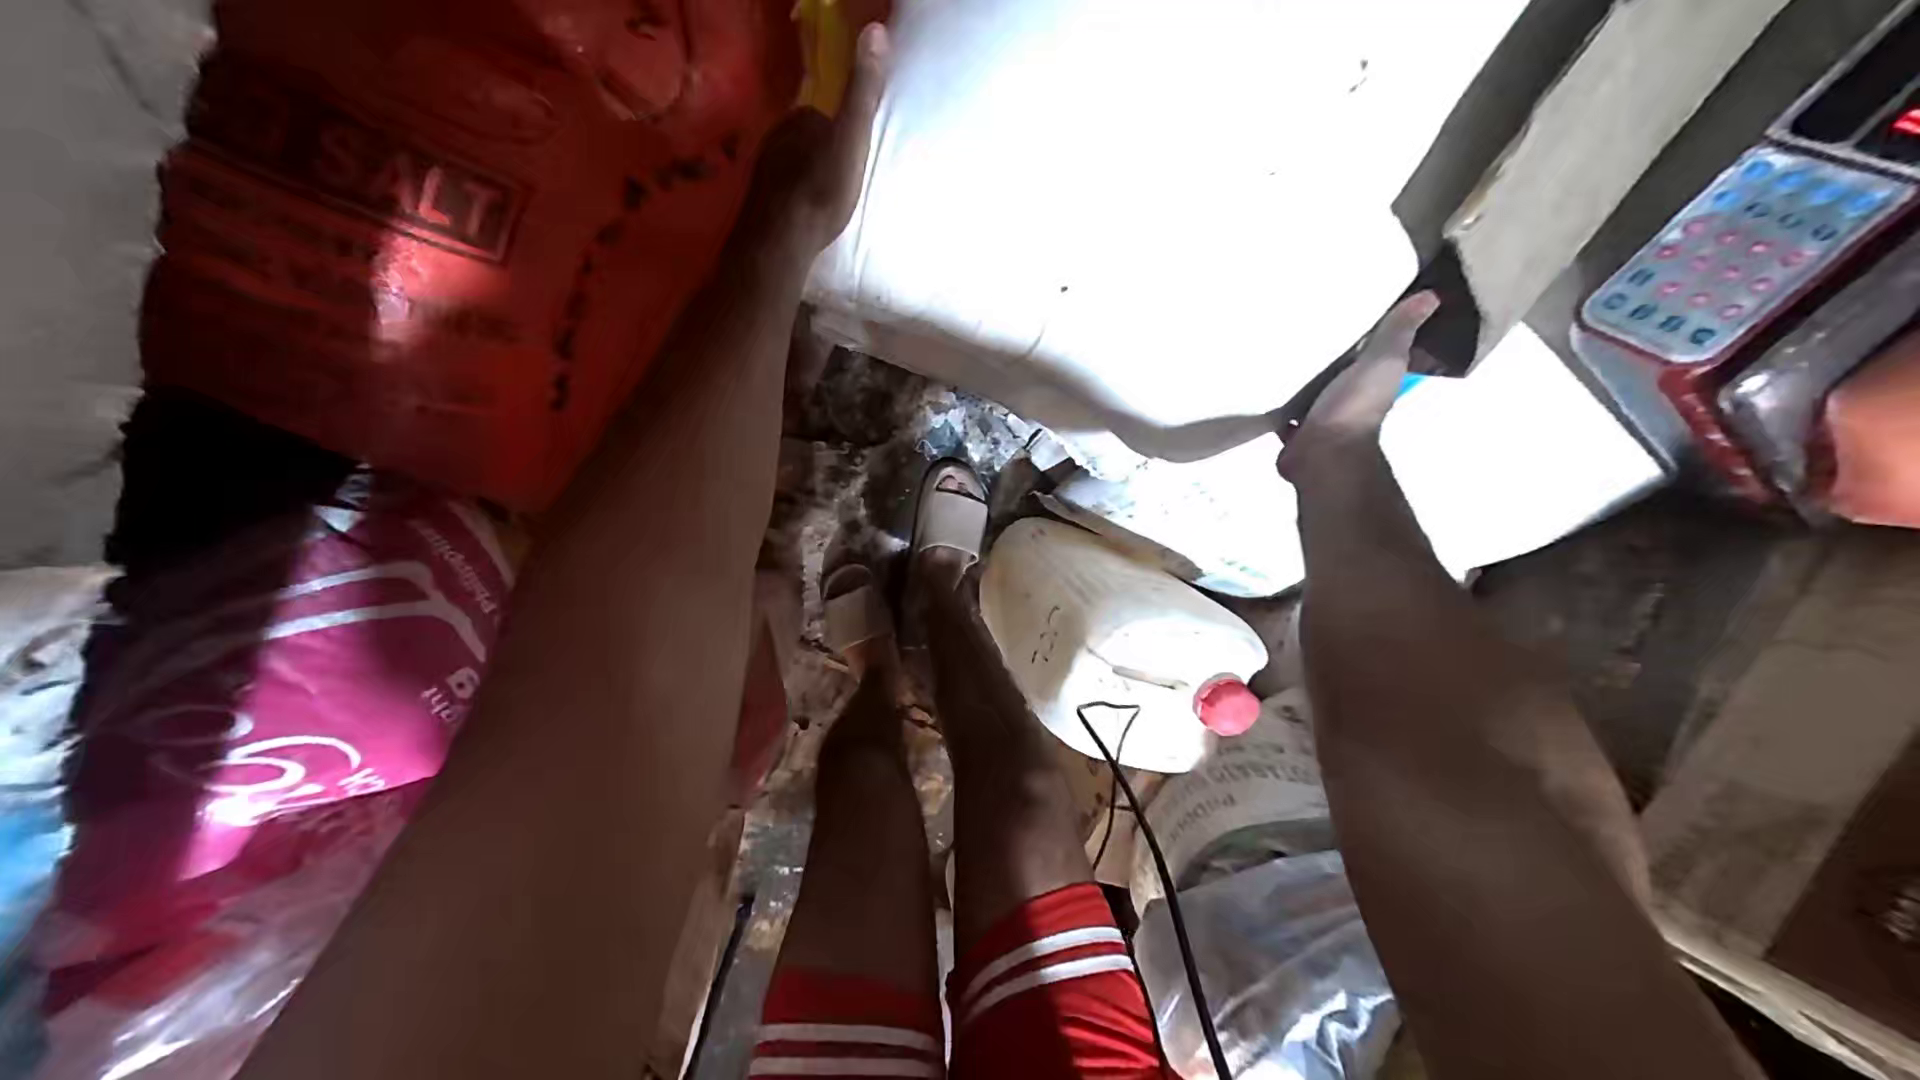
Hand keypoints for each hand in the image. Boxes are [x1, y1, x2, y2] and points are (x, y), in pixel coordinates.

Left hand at [736, 24, 890, 261]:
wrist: (783, 238)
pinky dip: (795, 199)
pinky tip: (807, 216)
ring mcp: (764, 171)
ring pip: (791, 166)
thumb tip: (875, 30)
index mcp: (799, 120)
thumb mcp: (852, 139)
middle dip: (821, 154)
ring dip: (807, 178)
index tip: (854, 152)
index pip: (822, 115)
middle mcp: (775, 138)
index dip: (840, 132)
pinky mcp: (760, 202)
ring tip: (827, 201)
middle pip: (805, 141)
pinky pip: (782, 192)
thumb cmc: (822, 190)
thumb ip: (863, 91)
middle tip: (843, 180)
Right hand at [1277, 291, 1437, 482]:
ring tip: (1280, 351)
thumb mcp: (1383, 361)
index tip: (1351, 312)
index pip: (1373, 353)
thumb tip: (1432, 295)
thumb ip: (1398, 331)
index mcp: (1375, 380)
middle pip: (1339, 373)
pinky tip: (1264, 384)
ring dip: (1300, 380)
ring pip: (1312, 392)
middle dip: (1328, 357)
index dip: (1366, 336)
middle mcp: (1351, 400)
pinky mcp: (1295, 431)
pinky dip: (1278, 402)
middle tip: (1307, 327)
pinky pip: (1286, 412)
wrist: (1321, 452)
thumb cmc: (1354, 405)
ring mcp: (1322, 418)